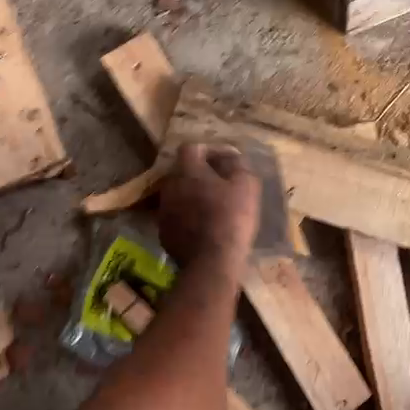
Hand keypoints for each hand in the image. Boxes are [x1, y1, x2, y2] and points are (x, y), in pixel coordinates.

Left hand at [156, 144, 261, 267]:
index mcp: (187, 171)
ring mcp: (163, 211)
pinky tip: (204, 226)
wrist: (212, 262)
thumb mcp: (246, 185)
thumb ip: (238, 164)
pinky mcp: (164, 233)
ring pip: (178, 194)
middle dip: (200, 173)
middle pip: (182, 171)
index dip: (209, 150)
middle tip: (221, 182)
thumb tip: (231, 156)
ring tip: (213, 205)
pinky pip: (176, 216)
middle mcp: (170, 186)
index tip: (225, 160)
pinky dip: (188, 216)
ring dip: (192, 195)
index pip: (191, 147)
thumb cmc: (231, 218)